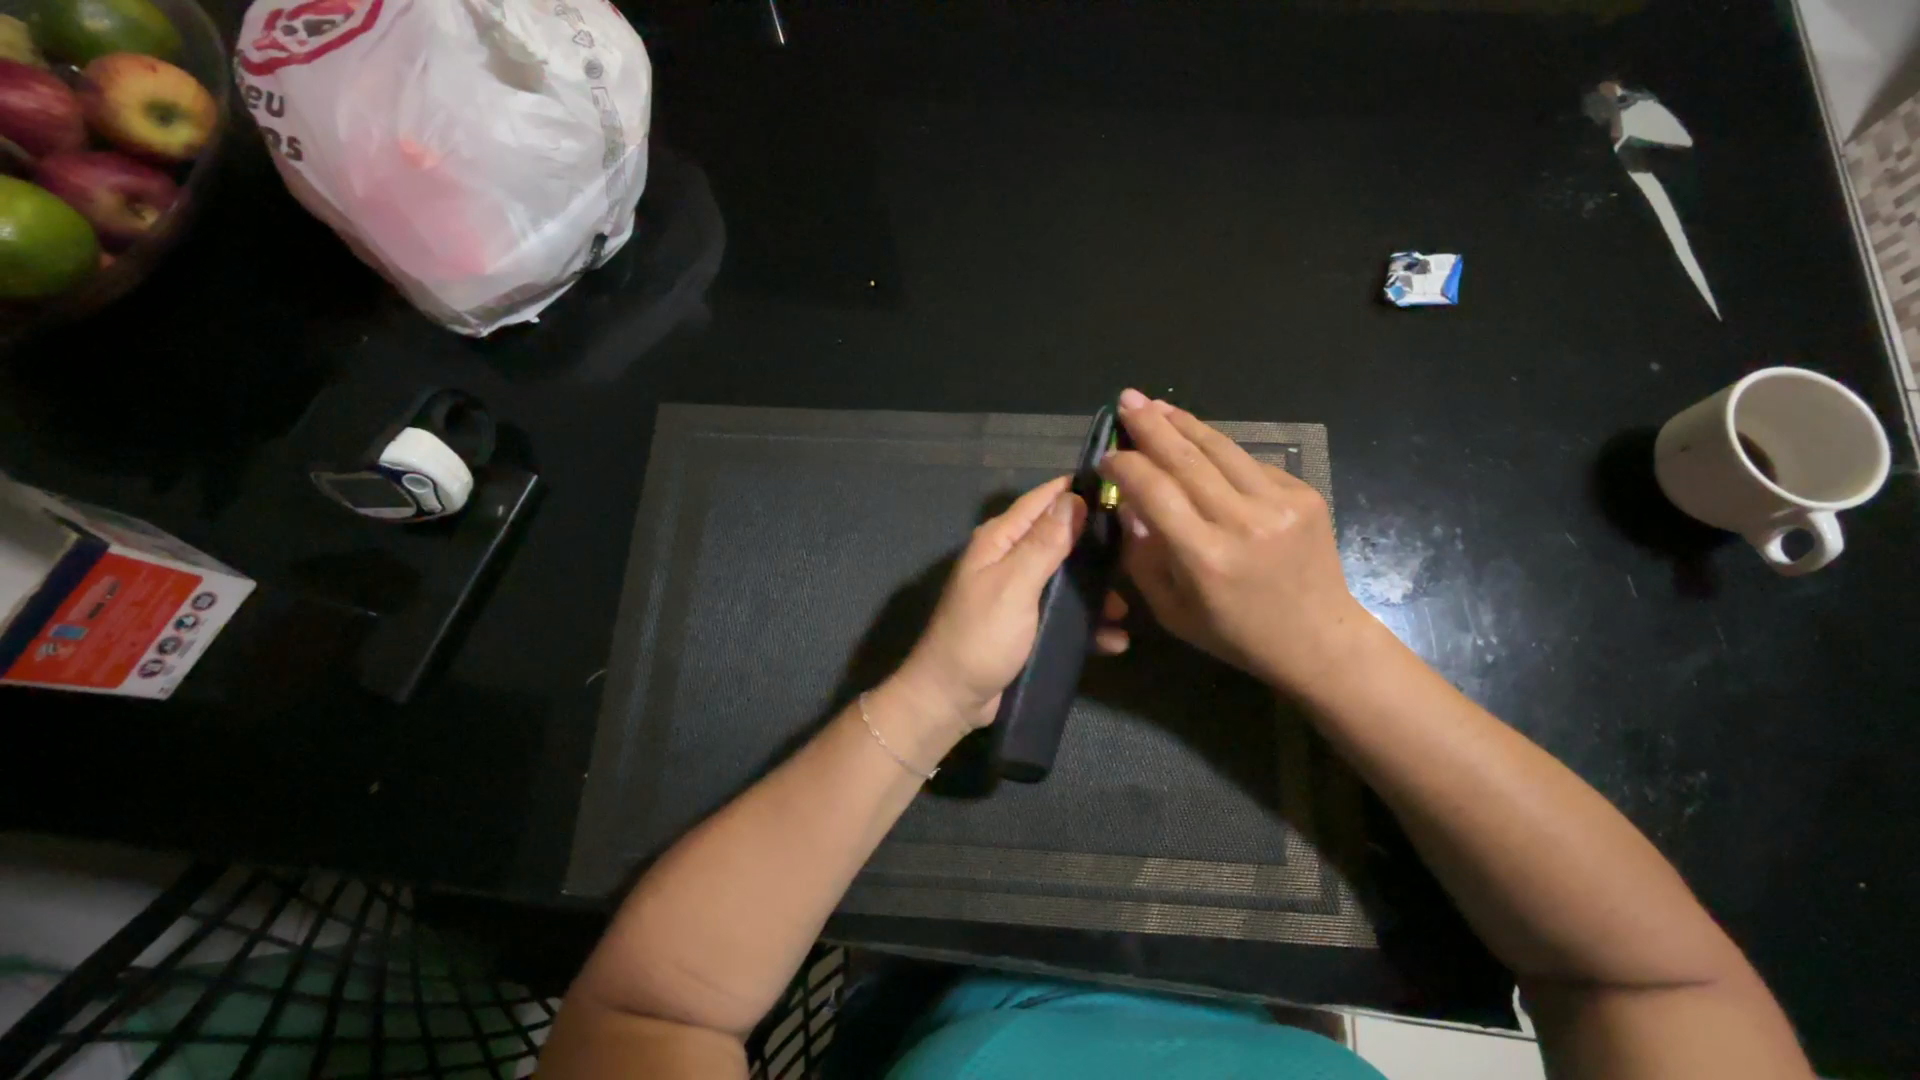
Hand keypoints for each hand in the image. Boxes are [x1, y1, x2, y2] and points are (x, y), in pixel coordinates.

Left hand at [892, 476, 1129, 738]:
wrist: (953, 698)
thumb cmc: (981, 635)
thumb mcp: (1015, 585)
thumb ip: (1045, 542)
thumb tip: (1074, 497)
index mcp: (1000, 540)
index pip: (1044, 499)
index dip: (1080, 491)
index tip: (1127, 490)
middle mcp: (1010, 559)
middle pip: (1062, 538)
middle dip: (1098, 545)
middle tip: (1141, 552)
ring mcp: (1020, 593)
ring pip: (1069, 579)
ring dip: (1097, 591)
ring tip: (1125, 607)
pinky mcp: (1029, 625)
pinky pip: (1065, 615)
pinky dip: (1088, 624)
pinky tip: (1114, 639)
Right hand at [1099, 389, 1375, 692]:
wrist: (1317, 639)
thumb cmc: (1234, 633)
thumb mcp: (1172, 610)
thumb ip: (1143, 556)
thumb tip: (1128, 504)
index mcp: (1205, 557)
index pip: (1155, 492)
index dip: (1125, 466)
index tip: (1106, 456)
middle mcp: (1243, 522)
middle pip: (1186, 458)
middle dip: (1151, 426)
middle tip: (1126, 400)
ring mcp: (1279, 504)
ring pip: (1221, 448)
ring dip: (1185, 424)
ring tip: (1157, 406)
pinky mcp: (1303, 494)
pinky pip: (1249, 464)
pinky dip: (1219, 454)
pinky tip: (1200, 448)